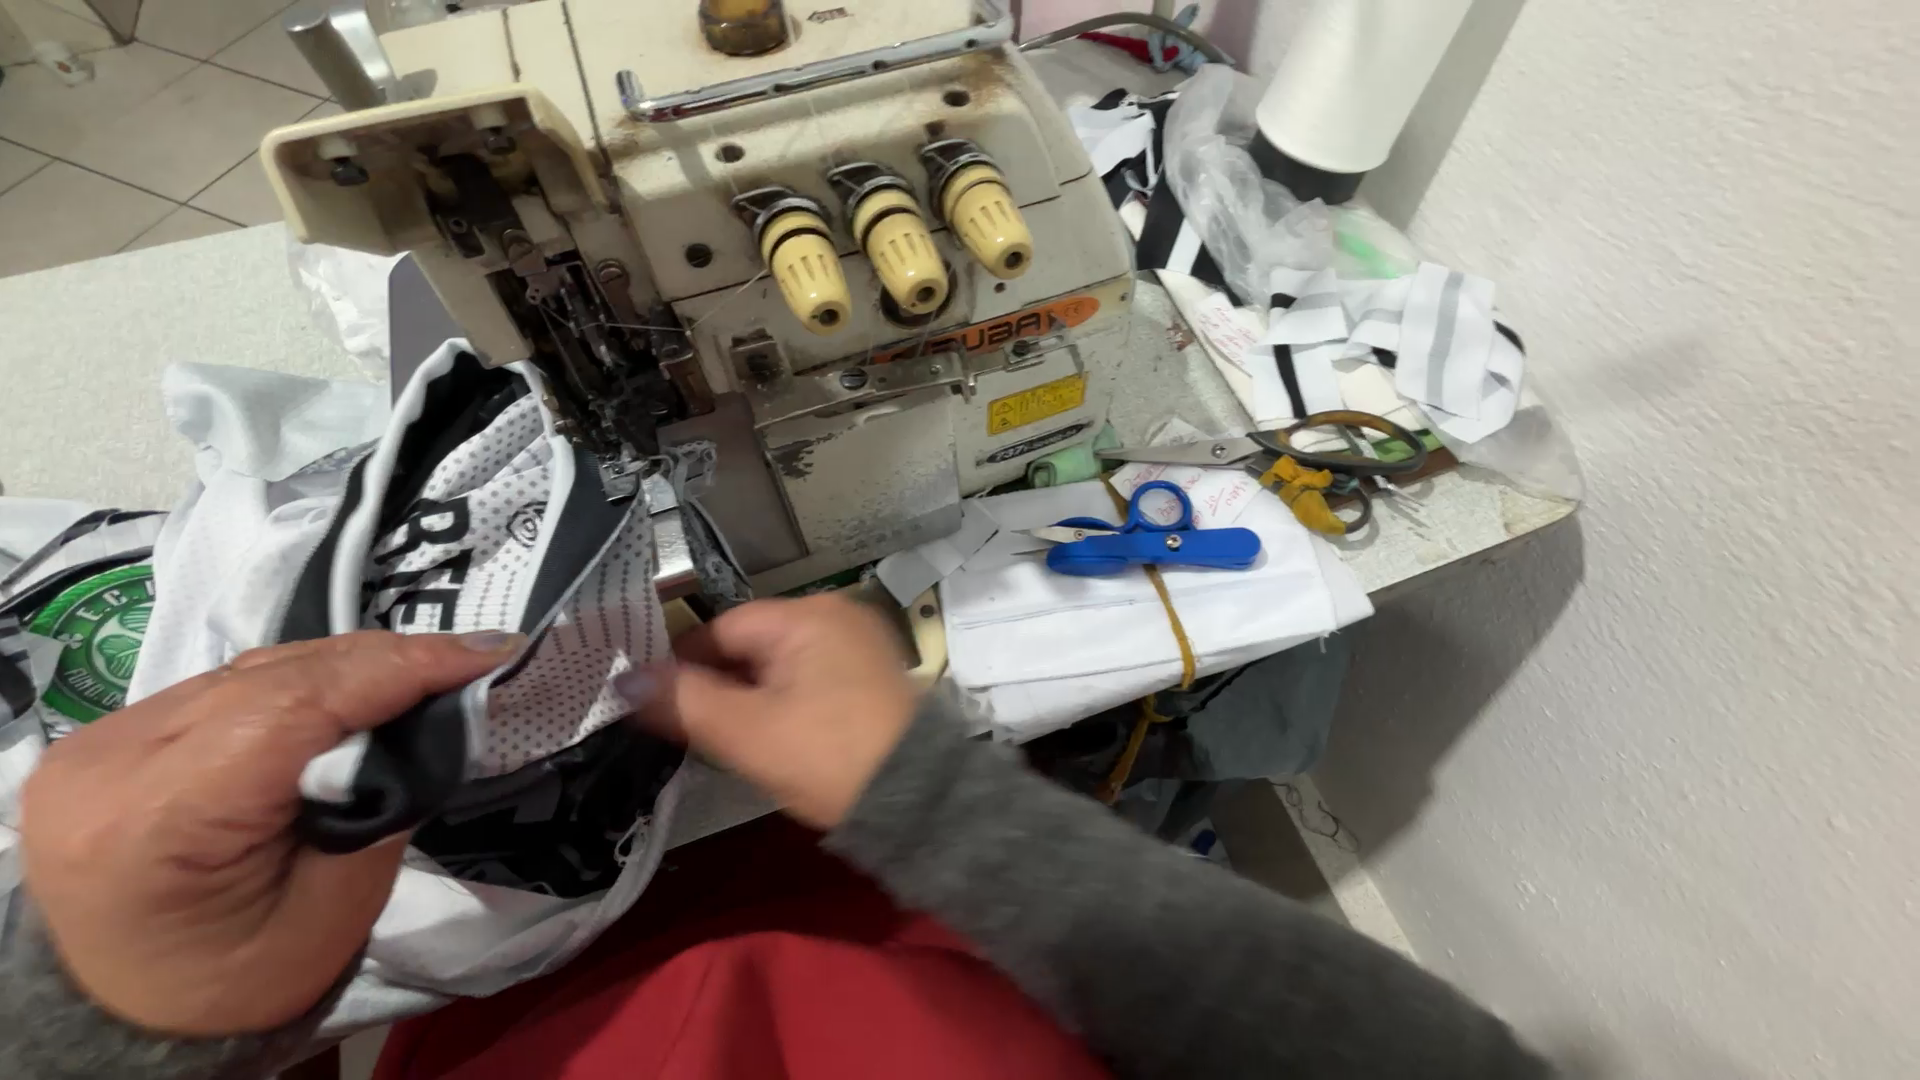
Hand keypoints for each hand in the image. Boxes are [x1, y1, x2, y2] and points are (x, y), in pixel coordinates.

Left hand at [21, 630, 522, 1036]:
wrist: (137, 1007)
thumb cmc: (248, 971)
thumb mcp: (340, 900)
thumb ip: (385, 797)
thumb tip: (440, 717)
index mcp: (157, 818)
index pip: (299, 703)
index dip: (405, 666)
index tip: (493, 652)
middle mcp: (115, 760)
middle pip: (284, 673)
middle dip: (396, 657)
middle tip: (484, 656)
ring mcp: (109, 737)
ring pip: (268, 665)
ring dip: (363, 662)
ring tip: (441, 667)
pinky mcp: (126, 728)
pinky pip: (246, 679)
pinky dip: (322, 675)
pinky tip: (372, 684)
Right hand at [620, 595, 919, 830]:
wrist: (917, 798)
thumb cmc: (829, 757)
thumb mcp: (748, 732)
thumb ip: (684, 701)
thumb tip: (623, 679)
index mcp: (806, 614)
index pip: (722, 628)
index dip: (683, 666)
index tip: (655, 706)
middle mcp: (836, 614)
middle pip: (752, 644)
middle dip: (719, 684)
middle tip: (693, 730)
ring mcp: (859, 642)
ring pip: (780, 662)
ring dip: (750, 695)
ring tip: (729, 737)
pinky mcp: (871, 673)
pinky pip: (810, 675)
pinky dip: (785, 699)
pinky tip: (774, 734)